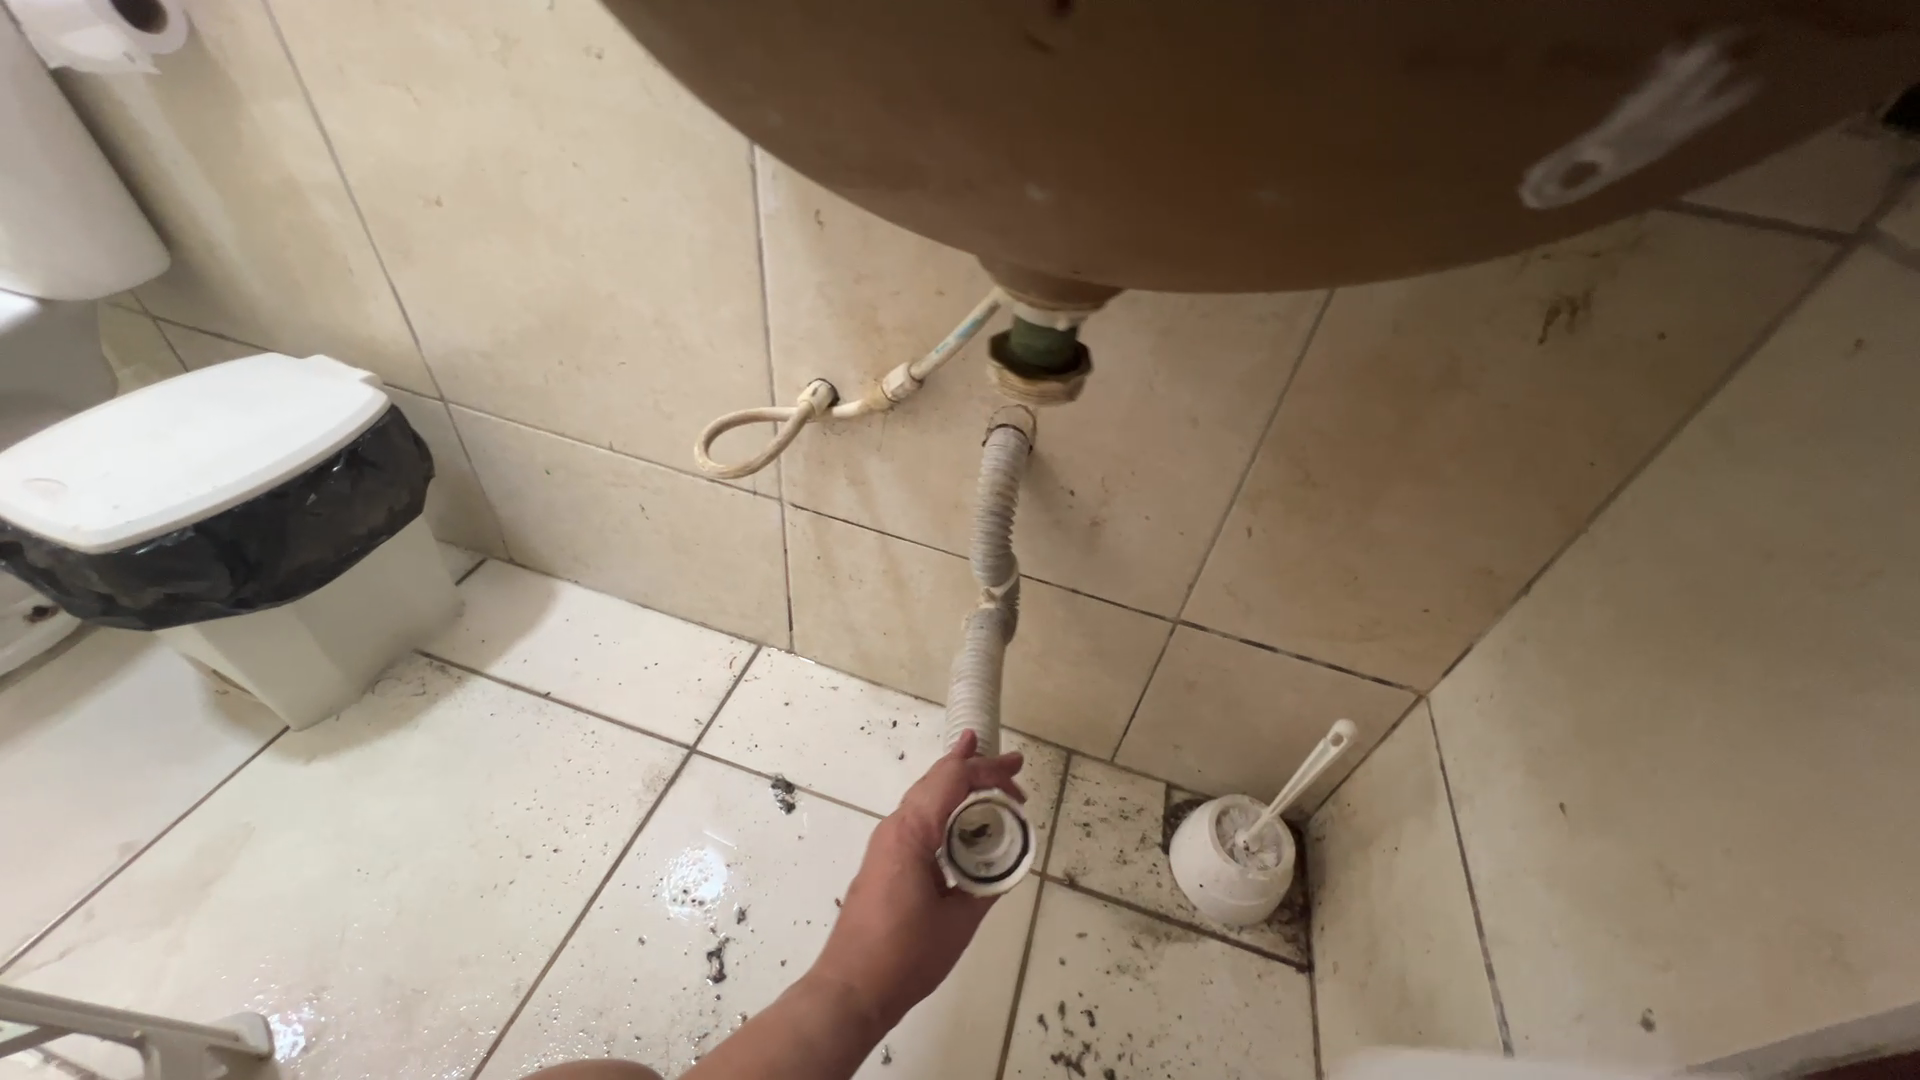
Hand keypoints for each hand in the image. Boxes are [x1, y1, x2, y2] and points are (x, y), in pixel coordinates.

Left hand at [806, 731, 1024, 1033]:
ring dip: (959, 785)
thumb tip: (1005, 863)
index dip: (987, 770)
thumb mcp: (959, 921)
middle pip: (937, 780)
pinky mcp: (884, 860)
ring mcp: (885, 843)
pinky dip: (944, 806)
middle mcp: (895, 827)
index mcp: (912, 832)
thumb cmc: (906, 955)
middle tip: (1011, 766)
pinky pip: (919, 818)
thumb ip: (986, 885)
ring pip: (925, 796)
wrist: (851, 988)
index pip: (953, 780)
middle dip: (975, 767)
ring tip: (988, 774)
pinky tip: (959, 817)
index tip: (1017, 771)